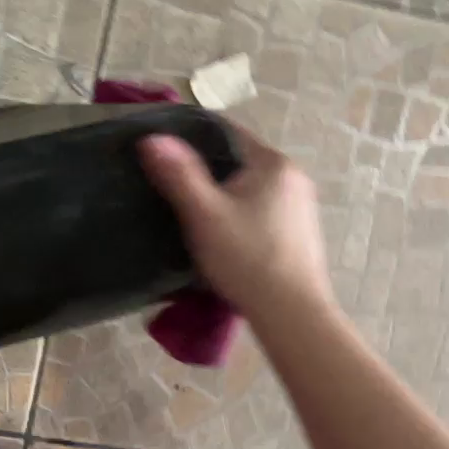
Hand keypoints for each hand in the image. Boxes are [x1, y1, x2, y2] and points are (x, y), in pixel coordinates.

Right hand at [137, 128, 335, 324]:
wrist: (292, 314)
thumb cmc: (247, 258)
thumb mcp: (204, 214)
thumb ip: (178, 174)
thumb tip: (150, 137)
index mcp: (273, 164)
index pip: (225, 134)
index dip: (189, 140)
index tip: (158, 155)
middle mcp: (292, 178)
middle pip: (234, 162)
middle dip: (201, 171)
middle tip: (164, 186)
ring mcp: (298, 206)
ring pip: (245, 188)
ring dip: (217, 195)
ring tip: (185, 212)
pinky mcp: (296, 233)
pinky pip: (255, 209)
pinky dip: (233, 214)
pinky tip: (215, 235)